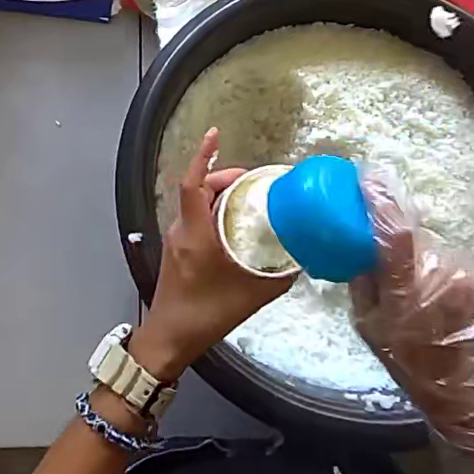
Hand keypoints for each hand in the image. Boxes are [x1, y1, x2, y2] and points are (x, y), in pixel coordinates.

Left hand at [132, 128, 293, 381]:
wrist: (169, 338)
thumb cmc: (206, 315)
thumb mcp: (252, 295)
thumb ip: (280, 275)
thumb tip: (303, 257)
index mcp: (195, 234)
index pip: (192, 184)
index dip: (203, 156)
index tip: (215, 135)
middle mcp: (181, 230)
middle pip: (199, 188)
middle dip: (224, 176)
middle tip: (254, 180)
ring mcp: (176, 239)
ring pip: (197, 203)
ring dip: (220, 194)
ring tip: (250, 197)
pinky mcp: (177, 249)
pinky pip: (196, 218)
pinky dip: (214, 211)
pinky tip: (235, 223)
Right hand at [350, 172, 473, 469]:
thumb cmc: (416, 369)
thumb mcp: (371, 331)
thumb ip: (364, 286)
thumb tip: (358, 254)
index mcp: (407, 286)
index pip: (395, 231)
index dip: (381, 201)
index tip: (368, 176)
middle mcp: (441, 273)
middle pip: (412, 238)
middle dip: (396, 242)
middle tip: (384, 263)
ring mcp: (468, 276)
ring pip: (432, 252)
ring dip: (421, 264)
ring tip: (419, 297)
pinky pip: (451, 266)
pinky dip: (442, 276)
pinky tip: (442, 303)